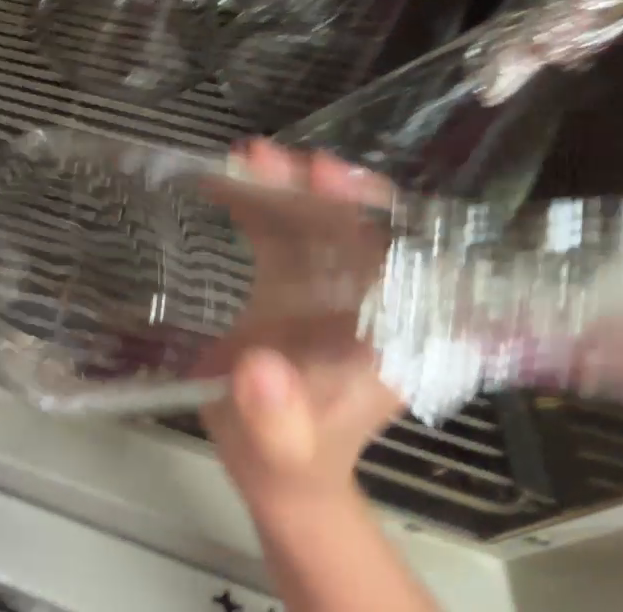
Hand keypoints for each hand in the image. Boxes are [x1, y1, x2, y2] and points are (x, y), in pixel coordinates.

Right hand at [203, 143, 401, 520]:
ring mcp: (327, 291)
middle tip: (273, 159)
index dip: (371, 215)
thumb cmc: (286, 457)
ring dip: (285, 186)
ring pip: (319, 222)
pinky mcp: (290, 286)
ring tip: (245, 156)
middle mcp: (366, 304)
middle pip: (359, 229)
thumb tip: (258, 369)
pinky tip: (221, 180)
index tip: (331, 182)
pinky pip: (280, 233)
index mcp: (389, 337)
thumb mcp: (280, 446)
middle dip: (322, 188)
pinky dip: (254, 203)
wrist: (272, 465)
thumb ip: (275, 415)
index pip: (400, 260)